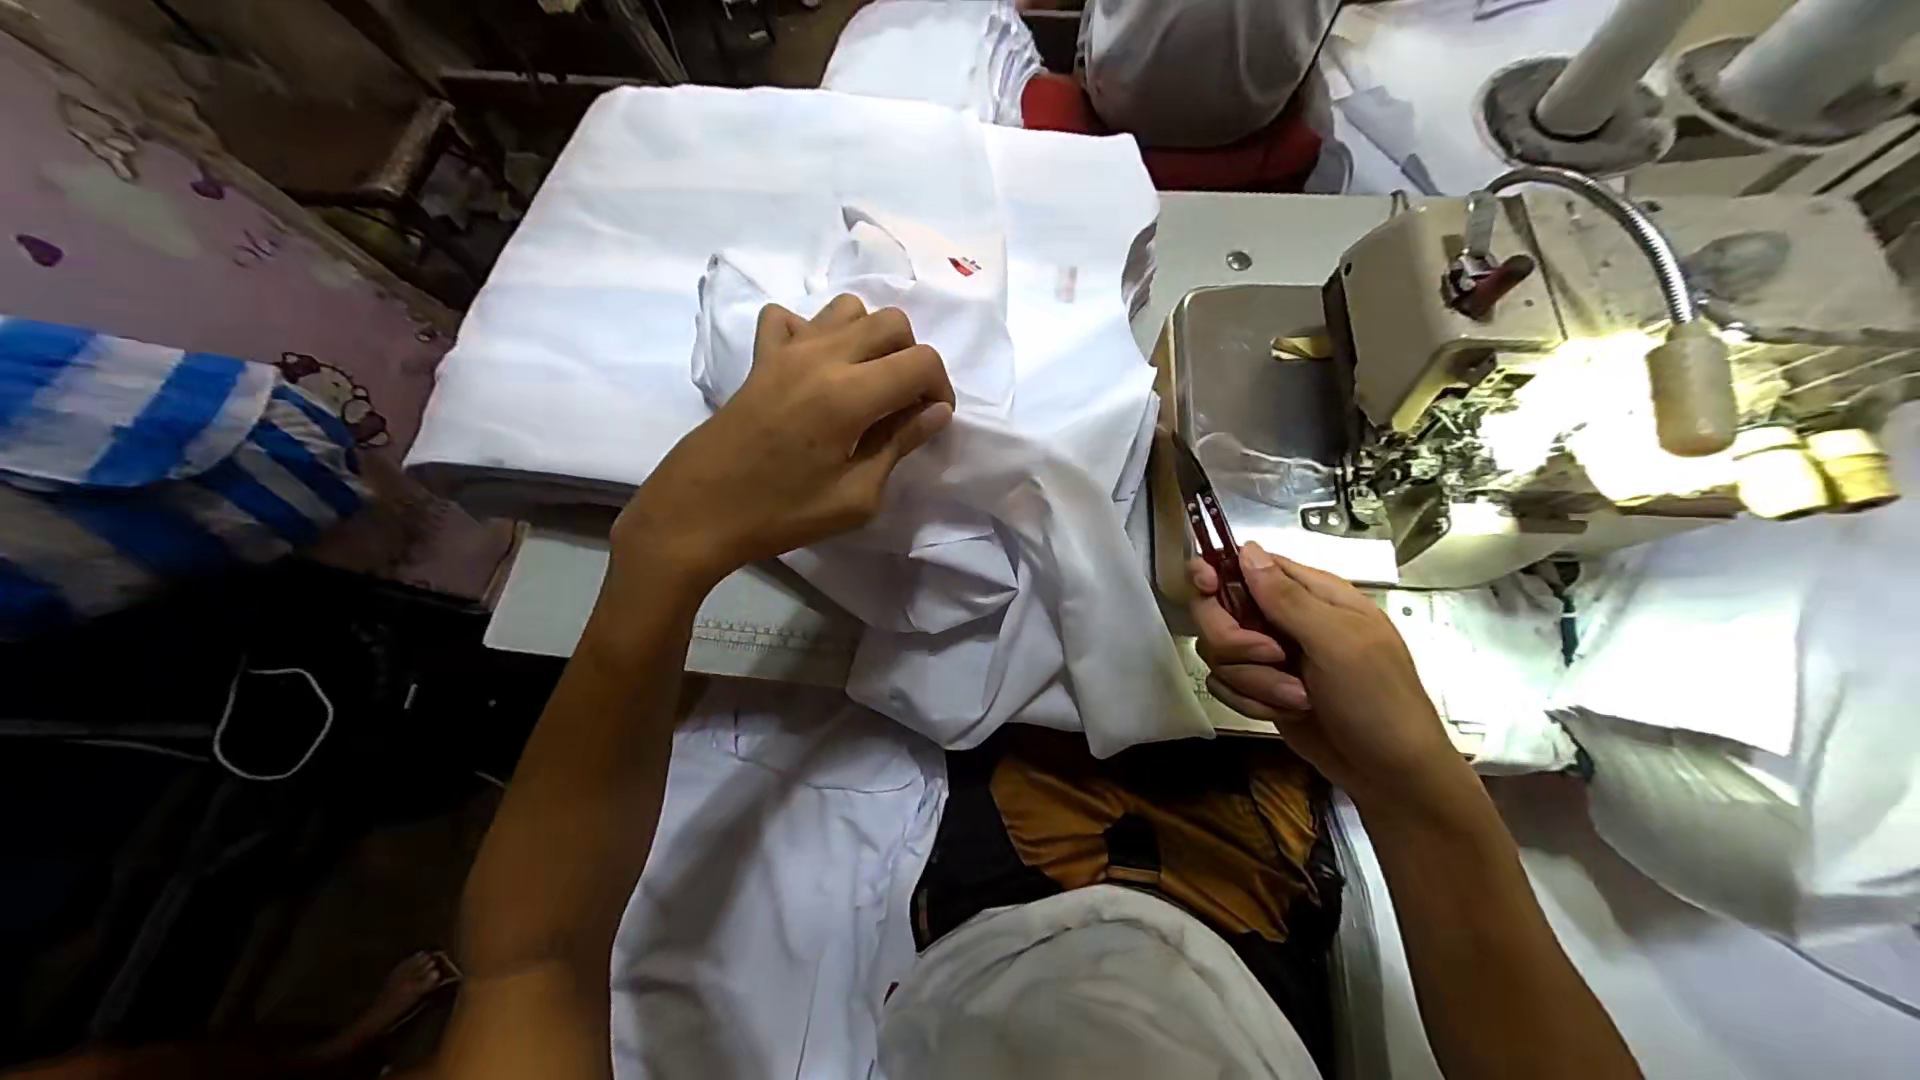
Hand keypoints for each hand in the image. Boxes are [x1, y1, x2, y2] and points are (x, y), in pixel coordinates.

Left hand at [612, 295, 954, 589]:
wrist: (698, 512)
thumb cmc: (782, 514)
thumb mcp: (856, 498)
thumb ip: (900, 446)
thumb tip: (936, 413)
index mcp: (849, 394)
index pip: (922, 362)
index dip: (941, 389)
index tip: (931, 421)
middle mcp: (821, 356)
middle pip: (892, 322)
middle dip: (912, 358)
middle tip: (903, 403)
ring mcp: (786, 350)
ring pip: (848, 309)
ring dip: (870, 339)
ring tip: (865, 382)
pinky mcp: (759, 357)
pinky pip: (792, 318)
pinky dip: (814, 333)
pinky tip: (814, 369)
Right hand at [1189, 542, 1474, 815]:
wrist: (1389, 774)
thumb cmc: (1379, 701)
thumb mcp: (1339, 643)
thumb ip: (1288, 598)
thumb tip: (1248, 551)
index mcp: (1311, 594)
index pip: (1248, 565)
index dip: (1219, 572)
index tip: (1206, 587)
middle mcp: (1283, 619)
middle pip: (1218, 609)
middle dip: (1235, 640)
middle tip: (1271, 657)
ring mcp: (1269, 655)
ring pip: (1218, 651)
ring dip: (1253, 680)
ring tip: (1296, 697)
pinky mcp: (1258, 687)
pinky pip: (1223, 683)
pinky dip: (1249, 701)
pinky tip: (1284, 712)